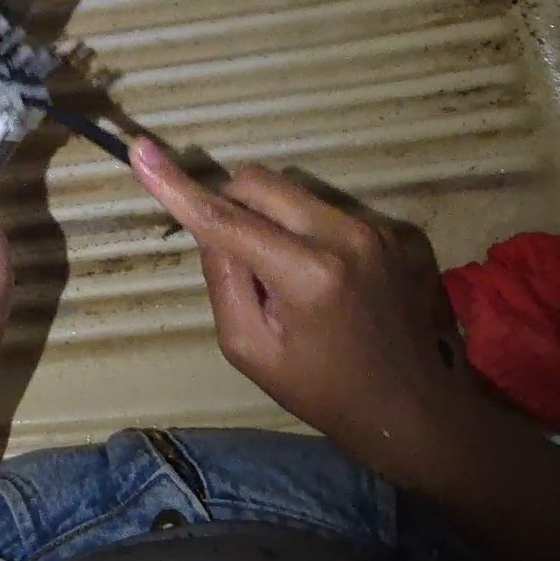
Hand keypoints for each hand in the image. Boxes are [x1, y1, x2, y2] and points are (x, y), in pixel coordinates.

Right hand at [129, 139, 497, 481]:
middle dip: (229, 205)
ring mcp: (377, 229)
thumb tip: (209, 227)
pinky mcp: (394, 230)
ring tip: (288, 279)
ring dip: (270, 221)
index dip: (174, 185)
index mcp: (306, 274)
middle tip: (234, 256)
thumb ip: (222, 280)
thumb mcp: (249, 348)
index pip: (223, 218)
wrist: (419, 410)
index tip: (140, 149)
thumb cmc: (323, 390)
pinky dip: (304, 233)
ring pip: (290, 193)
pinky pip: (323, 211)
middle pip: (257, 183)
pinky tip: (326, 281)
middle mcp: (344, 236)